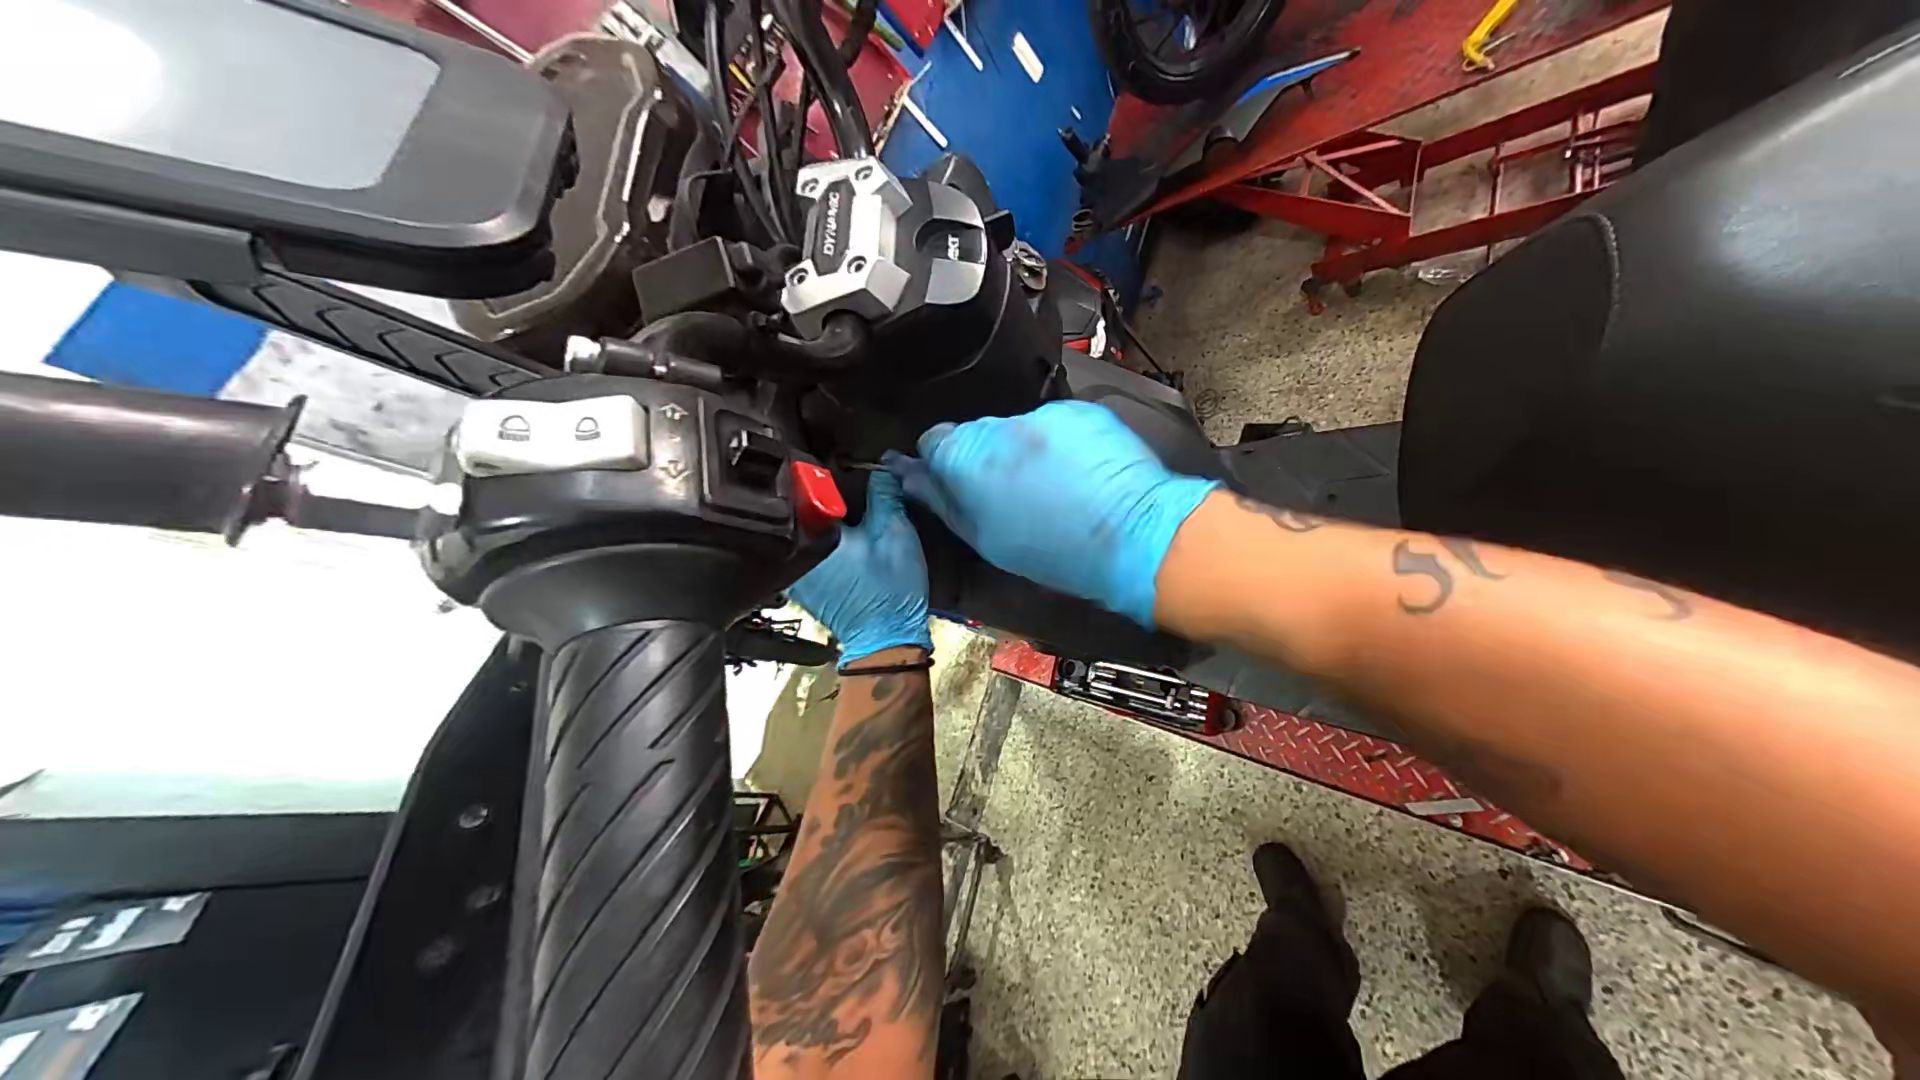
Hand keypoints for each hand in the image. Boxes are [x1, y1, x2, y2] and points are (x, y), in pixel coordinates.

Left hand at [788, 471, 931, 663]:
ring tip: (852, 514)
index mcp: (807, 535)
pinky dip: (826, 541)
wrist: (887, 639)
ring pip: (807, 529)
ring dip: (826, 519)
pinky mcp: (802, 585)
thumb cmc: (891, 587)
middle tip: (854, 491)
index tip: (847, 472)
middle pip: (804, 507)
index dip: (829, 473)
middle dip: (827, 496)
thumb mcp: (894, 531)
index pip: (807, 486)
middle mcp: (790, 552)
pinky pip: (810, 549)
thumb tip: (881, 466)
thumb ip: (884, 492)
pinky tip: (847, 541)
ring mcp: (793, 572)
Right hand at [888, 400, 1218, 626]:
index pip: (932, 441)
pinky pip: (1054, 424)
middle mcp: (999, 425)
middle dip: (983, 456)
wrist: (1132, 534)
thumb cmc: (1053, 550)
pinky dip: (1058, 442)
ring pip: (1015, 428)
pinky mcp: (1080, 412)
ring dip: (1021, 449)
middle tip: (1008, 492)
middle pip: (975, 433)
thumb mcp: (983, 537)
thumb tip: (908, 476)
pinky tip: (1076, 472)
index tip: (959, 484)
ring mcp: (1042, 415)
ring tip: (1049, 485)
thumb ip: (941, 500)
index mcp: (966, 456)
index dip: (942, 464)